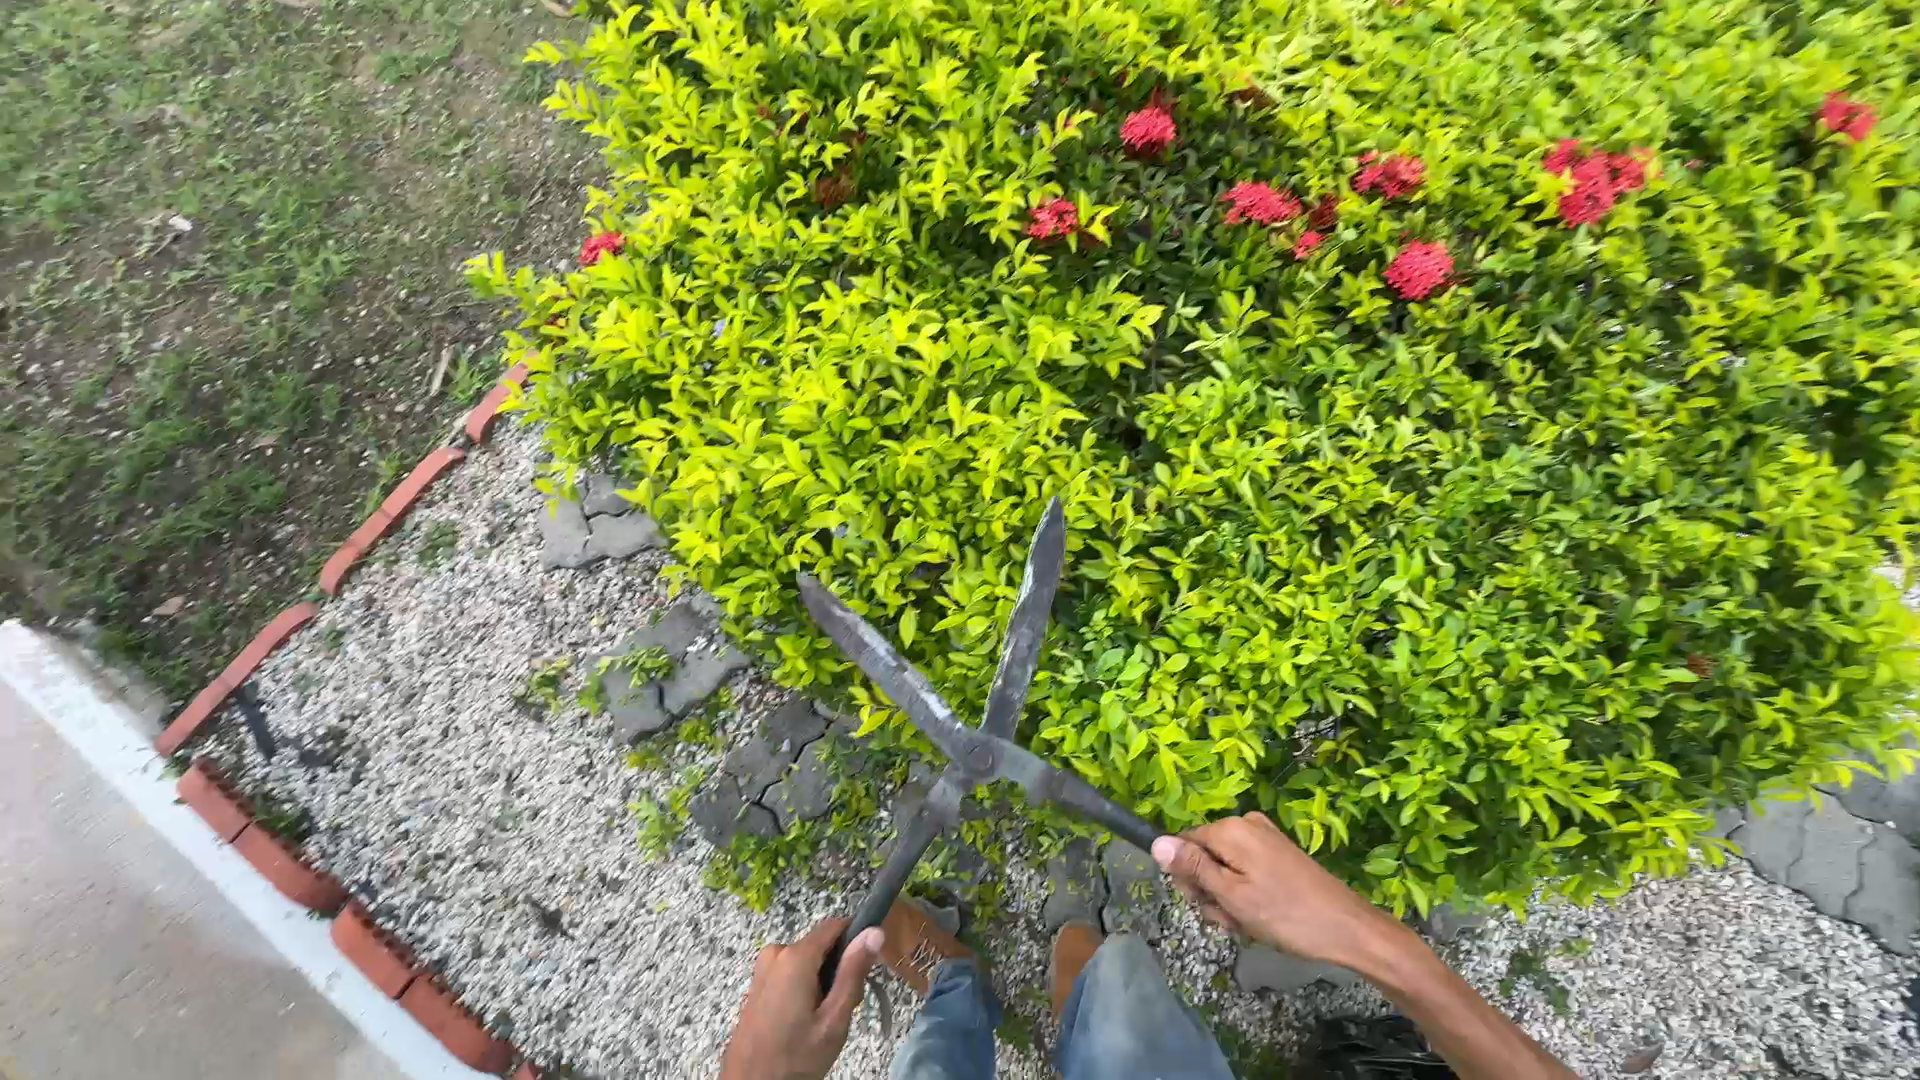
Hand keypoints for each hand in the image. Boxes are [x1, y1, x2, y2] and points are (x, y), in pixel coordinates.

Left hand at [719, 918, 883, 1079]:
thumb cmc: (795, 1058)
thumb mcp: (833, 1020)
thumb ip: (854, 972)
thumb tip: (875, 931)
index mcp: (796, 956)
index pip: (835, 925)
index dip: (855, 941)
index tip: (864, 970)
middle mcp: (776, 952)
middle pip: (822, 945)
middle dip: (837, 969)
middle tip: (840, 1008)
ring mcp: (763, 968)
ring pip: (807, 961)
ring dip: (820, 982)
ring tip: (821, 1021)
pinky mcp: (757, 983)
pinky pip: (790, 972)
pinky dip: (802, 989)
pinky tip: (801, 1022)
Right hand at [1151, 811, 1403, 973]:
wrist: (1349, 929)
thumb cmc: (1285, 915)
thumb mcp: (1231, 895)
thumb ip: (1193, 867)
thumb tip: (1155, 842)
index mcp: (1230, 829)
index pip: (1183, 843)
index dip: (1187, 876)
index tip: (1205, 904)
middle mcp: (1246, 823)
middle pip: (1203, 854)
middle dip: (1210, 889)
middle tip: (1231, 917)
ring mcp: (1265, 837)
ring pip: (1224, 866)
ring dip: (1228, 896)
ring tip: (1249, 922)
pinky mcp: (1279, 852)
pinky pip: (1245, 868)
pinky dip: (1246, 892)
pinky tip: (1261, 916)